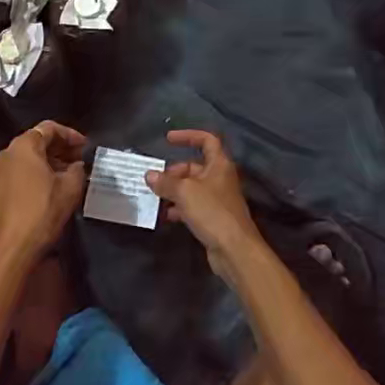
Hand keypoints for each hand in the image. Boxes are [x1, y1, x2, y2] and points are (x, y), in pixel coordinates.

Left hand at [0, 121, 87, 260]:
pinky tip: (51, 188)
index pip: (50, 128)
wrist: (10, 248)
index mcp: (24, 145)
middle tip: (79, 160)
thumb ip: (77, 169)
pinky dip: (36, 174)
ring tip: (69, 175)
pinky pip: (20, 172)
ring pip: (28, 158)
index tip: (85, 146)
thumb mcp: (71, 187)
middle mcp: (7, 153)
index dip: (71, 135)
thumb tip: (76, 166)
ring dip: (49, 162)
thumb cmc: (42, 210)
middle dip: (60, 148)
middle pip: (37, 141)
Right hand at [146, 130, 263, 282]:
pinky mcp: (213, 217)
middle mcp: (220, 177)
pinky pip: (193, 206)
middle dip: (175, 171)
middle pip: (195, 166)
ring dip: (174, 191)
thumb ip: (166, 182)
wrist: (234, 249)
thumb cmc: (212, 211)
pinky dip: (180, 207)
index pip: (206, 140)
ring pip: (192, 188)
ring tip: (156, 197)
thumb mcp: (185, 192)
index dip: (188, 136)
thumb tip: (149, 175)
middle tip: (157, 180)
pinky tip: (166, 215)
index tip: (168, 139)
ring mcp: (217, 198)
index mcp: (219, 164)